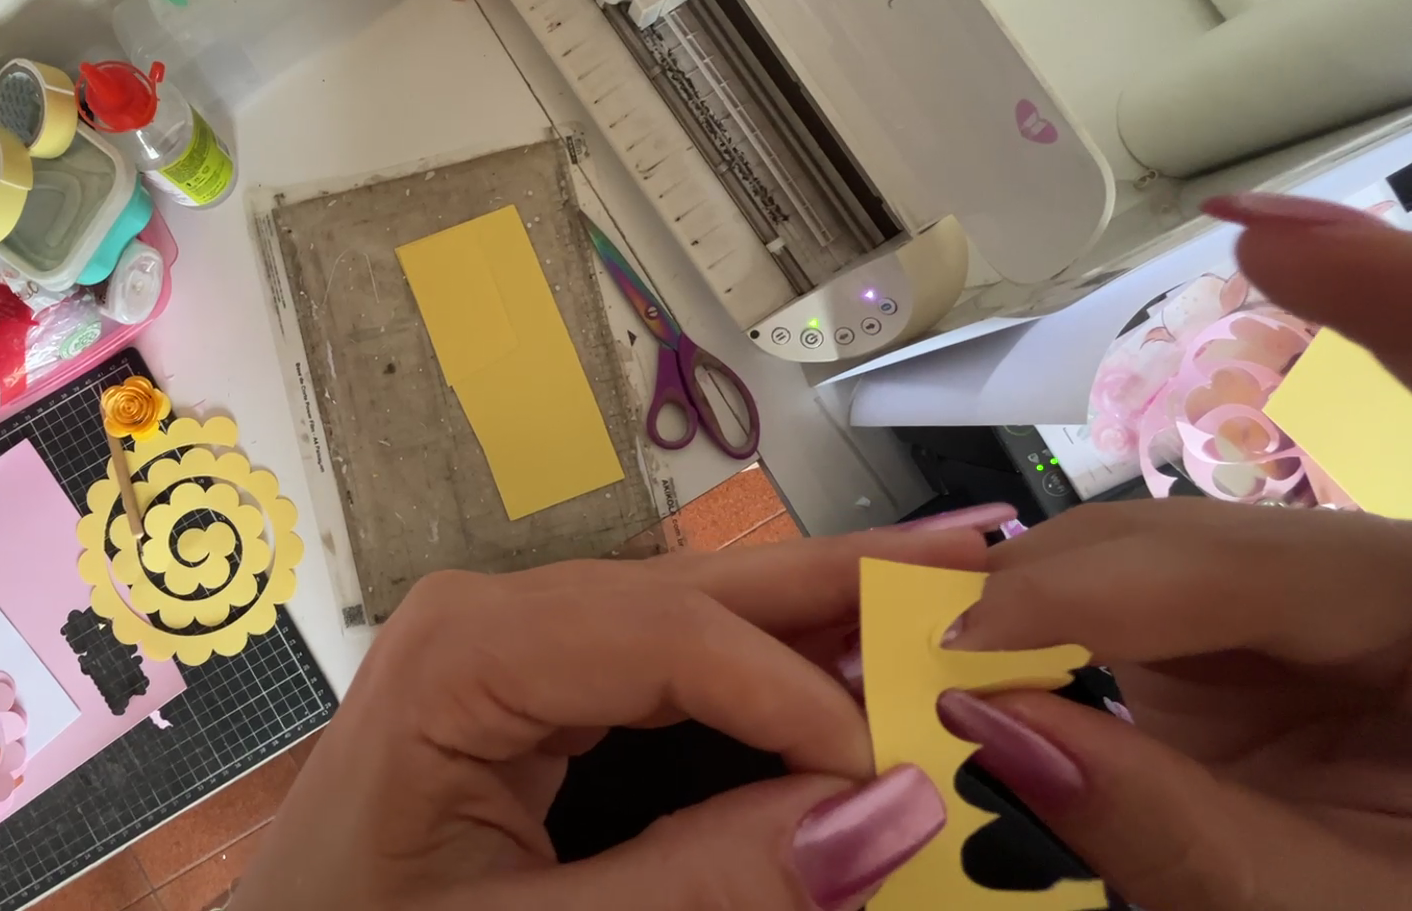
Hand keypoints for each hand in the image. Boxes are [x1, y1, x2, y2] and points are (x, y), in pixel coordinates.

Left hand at [232, 530, 988, 910]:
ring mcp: (510, 632)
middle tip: (968, 556)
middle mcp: (492, 609)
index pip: (661, 630)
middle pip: (684, 589)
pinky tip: (823, 659)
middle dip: (828, 581)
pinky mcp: (528, 668)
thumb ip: (697, 886)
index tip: (906, 768)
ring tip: (921, 588)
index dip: (793, 690)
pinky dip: (750, 667)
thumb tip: (878, 816)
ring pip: (682, 611)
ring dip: (804, 615)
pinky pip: (655, 655)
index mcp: (466, 646)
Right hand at [948, 499, 1411, 908]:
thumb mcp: (1331, 906)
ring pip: (1117, 553)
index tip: (950, 643)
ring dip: (1022, 601)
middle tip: (918, 643)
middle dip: (1029, 586)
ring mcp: (1282, 592)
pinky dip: (1043, 628)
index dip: (1075, 592)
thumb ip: (1163, 822)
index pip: (1226, 563)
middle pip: (1156, 538)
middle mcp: (1350, 572)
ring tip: (946, 654)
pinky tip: (997, 660)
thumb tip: (968, 721)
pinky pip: (1112, 596)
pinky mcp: (1224, 624)